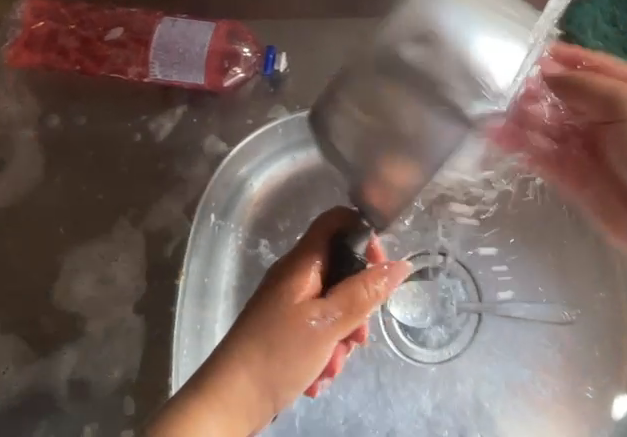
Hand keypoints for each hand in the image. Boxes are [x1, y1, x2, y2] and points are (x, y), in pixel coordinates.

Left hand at [152, 208, 410, 435]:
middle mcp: (294, 277)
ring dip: (342, 336)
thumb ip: (365, 292)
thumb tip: (401, 265)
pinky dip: (324, 352)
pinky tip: (319, 378)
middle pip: (341, 270)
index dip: (364, 237)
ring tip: (333, 366)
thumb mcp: (328, 323)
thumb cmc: (276, 354)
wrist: (226, 404)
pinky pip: (316, 330)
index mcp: (302, 262)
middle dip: (358, 305)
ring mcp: (286, 305)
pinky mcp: (282, 333)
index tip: (379, 273)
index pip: (337, 221)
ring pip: (332, 306)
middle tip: (358, 337)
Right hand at [495, 43, 626, 267]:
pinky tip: (501, 137)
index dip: (566, 60)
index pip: (595, 67)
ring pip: (554, 128)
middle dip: (540, 92)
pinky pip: (548, 158)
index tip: (533, 54)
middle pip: (569, 98)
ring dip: (528, 119)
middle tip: (512, 91)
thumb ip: (583, 87)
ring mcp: (596, 152)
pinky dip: (525, 147)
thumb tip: (546, 72)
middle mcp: (615, 118)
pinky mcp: (580, 182)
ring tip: (500, 115)